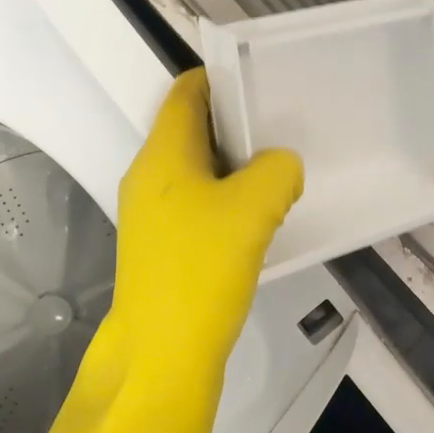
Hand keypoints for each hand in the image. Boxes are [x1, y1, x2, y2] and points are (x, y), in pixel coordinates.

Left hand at [111, 69, 303, 365]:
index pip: (186, 93)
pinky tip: (262, 215)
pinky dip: (229, 199)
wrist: (163, 355)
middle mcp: (150, 178)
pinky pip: (200, 204)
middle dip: (237, 123)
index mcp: (161, 155)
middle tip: (284, 124)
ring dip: (237, 165)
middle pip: (193, 129)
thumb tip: (281, 167)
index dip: (221, 77)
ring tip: (281, 168)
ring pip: (199, 170)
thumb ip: (277, 171)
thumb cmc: (201, 270)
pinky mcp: (164, 247)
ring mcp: (154, 216)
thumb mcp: (253, 209)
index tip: (263, 80)